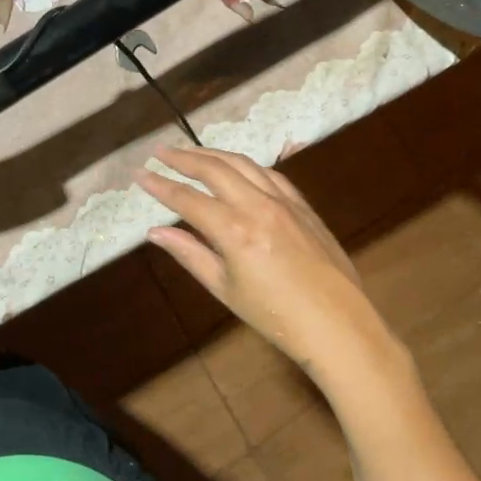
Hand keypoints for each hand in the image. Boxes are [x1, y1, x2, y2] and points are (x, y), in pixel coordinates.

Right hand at [137, 146, 400, 386]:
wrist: (341, 328)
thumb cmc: (276, 317)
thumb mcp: (226, 290)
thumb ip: (190, 254)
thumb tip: (155, 232)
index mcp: (234, 230)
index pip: (187, 198)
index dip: (159, 185)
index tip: (138, 174)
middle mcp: (258, 206)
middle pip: (214, 169)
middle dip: (183, 158)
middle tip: (160, 152)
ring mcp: (285, 203)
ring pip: (243, 163)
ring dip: (213, 154)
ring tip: (191, 153)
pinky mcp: (304, 207)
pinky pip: (270, 174)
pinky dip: (246, 166)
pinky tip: (235, 167)